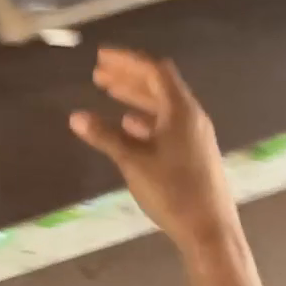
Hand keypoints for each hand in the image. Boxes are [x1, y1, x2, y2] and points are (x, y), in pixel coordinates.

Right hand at [70, 48, 238, 249]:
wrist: (209, 228)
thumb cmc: (172, 191)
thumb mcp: (133, 162)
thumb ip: (105, 136)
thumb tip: (76, 116)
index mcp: (180, 111)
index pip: (154, 72)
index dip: (128, 60)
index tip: (101, 57)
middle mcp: (190, 117)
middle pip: (158, 85)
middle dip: (128, 76)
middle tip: (98, 72)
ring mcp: (193, 135)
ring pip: (161, 105)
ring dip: (135, 96)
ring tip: (108, 92)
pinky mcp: (191, 152)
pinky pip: (165, 123)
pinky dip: (144, 118)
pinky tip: (128, 124)